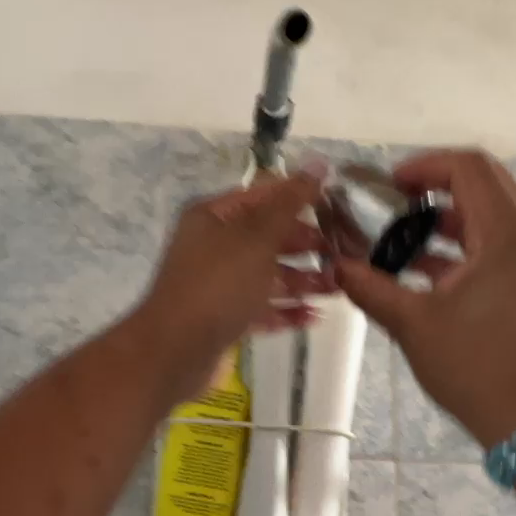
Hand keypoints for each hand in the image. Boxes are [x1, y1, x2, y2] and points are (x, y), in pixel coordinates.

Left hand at [128, 170, 334, 399]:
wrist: (176, 351)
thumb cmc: (218, 285)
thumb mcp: (257, 237)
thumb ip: (291, 203)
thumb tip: (319, 164)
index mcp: (213, 217)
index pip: (263, 196)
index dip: (299, 199)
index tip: (336, 210)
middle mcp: (213, 247)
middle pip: (267, 238)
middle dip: (304, 246)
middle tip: (339, 254)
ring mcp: (217, 285)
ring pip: (266, 276)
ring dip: (301, 281)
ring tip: (334, 290)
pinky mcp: (223, 319)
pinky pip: (260, 308)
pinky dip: (285, 311)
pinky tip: (312, 317)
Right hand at [336, 150, 515, 445]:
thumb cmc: (472, 366)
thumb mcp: (412, 324)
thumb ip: (370, 287)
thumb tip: (336, 267)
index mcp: (507, 235)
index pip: (469, 167)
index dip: (424, 166)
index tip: (387, 185)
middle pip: (482, 183)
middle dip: (433, 186)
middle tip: (392, 204)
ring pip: (487, 214)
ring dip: (443, 217)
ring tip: (399, 238)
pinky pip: (491, 244)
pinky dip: (456, 245)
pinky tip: (417, 269)